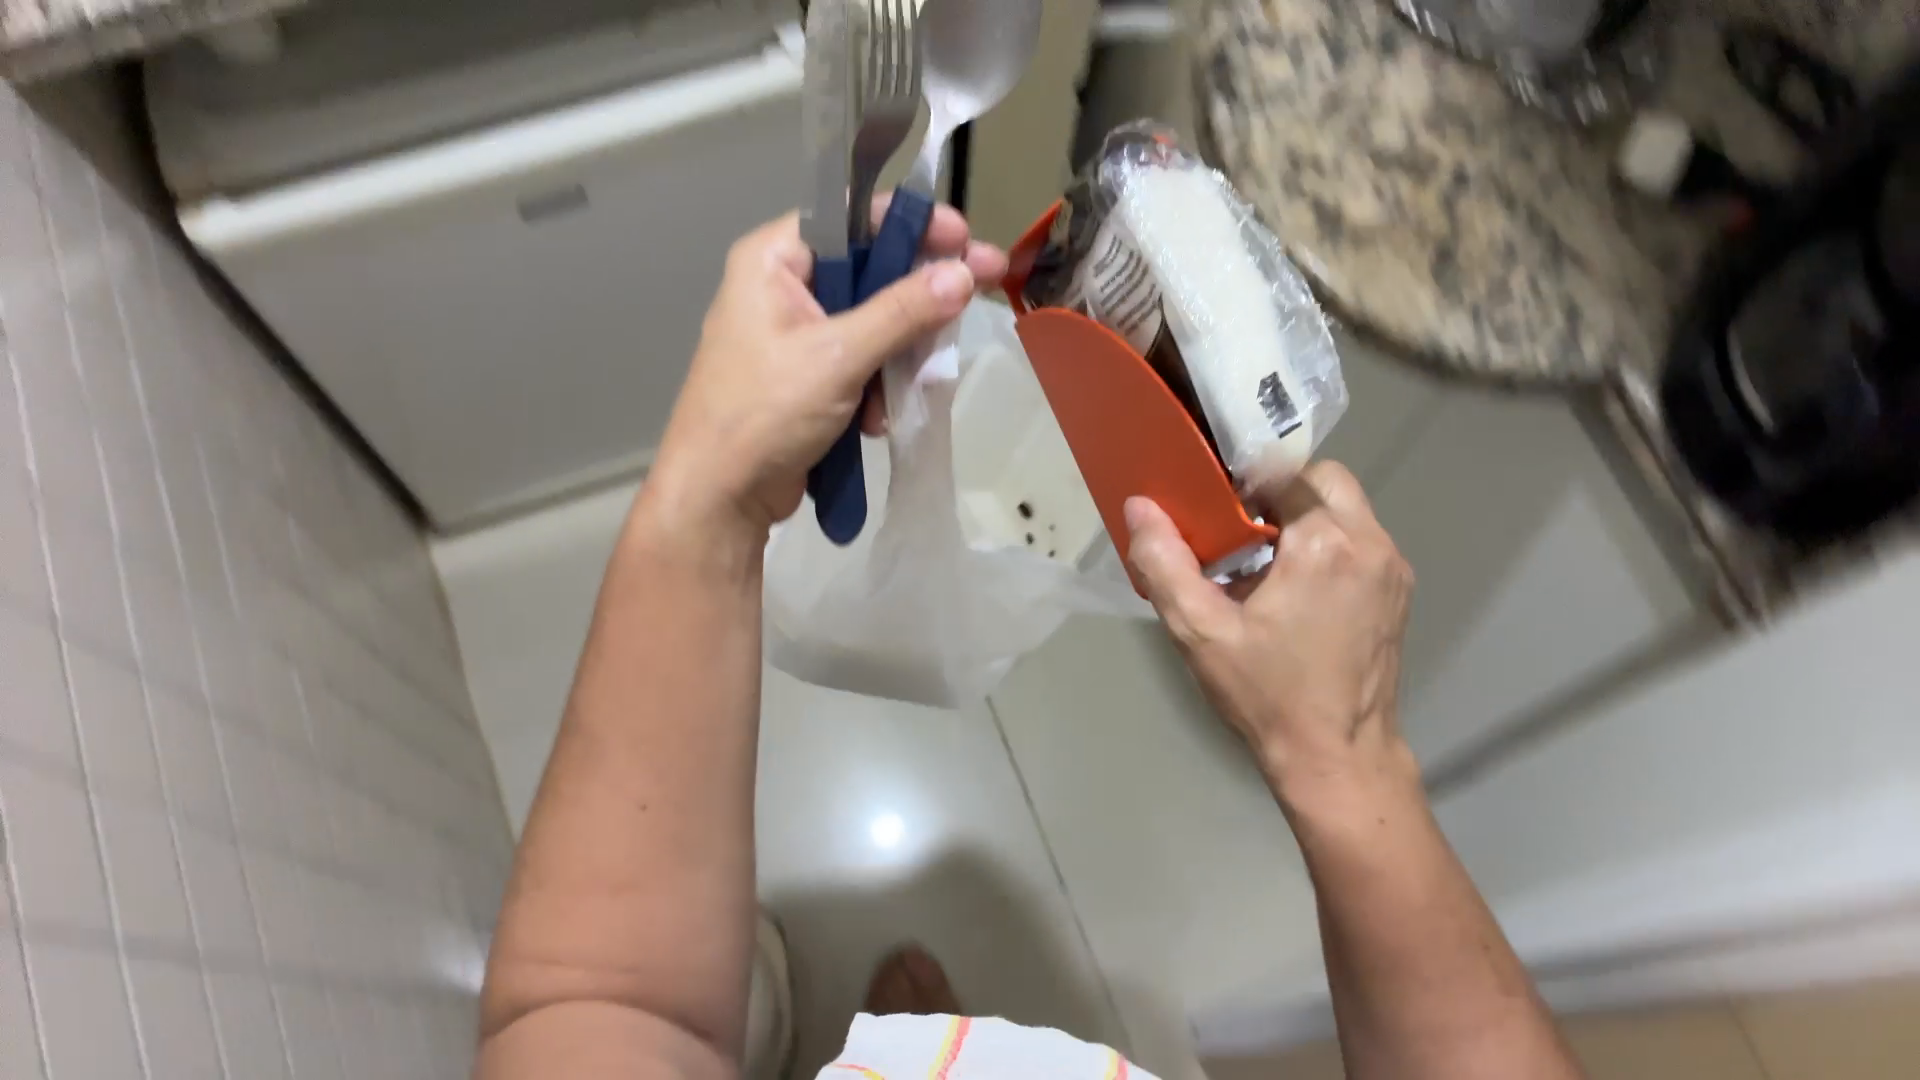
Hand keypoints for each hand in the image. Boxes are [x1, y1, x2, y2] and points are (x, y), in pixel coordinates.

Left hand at [647, 202, 1008, 539]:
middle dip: (916, 300)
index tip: (962, 237)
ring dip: (898, 357)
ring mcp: (797, 337)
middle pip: (869, 271)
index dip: (909, 222)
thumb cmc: (764, 413)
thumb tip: (963, 274)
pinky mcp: (810, 379)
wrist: (721, 496)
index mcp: (774, 260)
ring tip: (912, 386)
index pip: (850, 217)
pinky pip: (862, 365)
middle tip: (977, 292)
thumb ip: (902, 312)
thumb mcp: (838, 357)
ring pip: (873, 324)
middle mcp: (784, 289)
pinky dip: (877, 390)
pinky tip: (874, 422)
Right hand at [1124, 462, 1417, 807]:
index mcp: (1324, 545)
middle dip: (1280, 492)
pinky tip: (1295, 590)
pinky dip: (1326, 545)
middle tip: (1238, 533)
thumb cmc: (1267, 694)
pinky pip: (1359, 541)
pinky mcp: (1398, 592)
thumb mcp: (1199, 631)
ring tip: (1263, 564)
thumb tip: (1140, 506)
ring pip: (1345, 509)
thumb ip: (1164, 563)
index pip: (1286, 472)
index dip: (1246, 481)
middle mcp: (1370, 544)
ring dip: (1303, 518)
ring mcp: (1392, 569)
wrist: (1338, 757)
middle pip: (1324, 480)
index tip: (1215, 509)